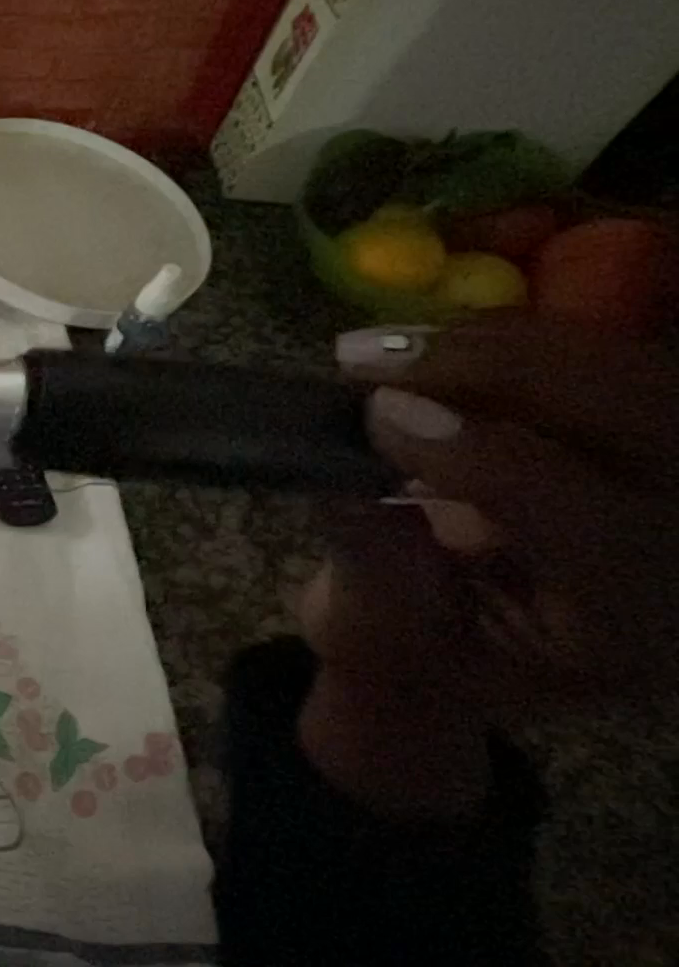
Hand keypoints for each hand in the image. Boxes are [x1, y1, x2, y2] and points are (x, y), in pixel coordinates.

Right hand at [330, 319, 678, 701]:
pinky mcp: (654, 434)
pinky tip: (433, 343)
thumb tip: (340, 487)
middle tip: (374, 357)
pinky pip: (610, 358)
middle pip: (642, 424)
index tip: (372, 412)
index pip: (582, 522)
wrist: (470, 634)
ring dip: (499, 345)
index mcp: (628, 625)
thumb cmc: (417, 647)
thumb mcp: (377, 634)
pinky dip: (515, 340)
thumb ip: (371, 569)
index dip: (476, 455)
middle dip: (496, 372)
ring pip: (634, 373)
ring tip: (391, 344)